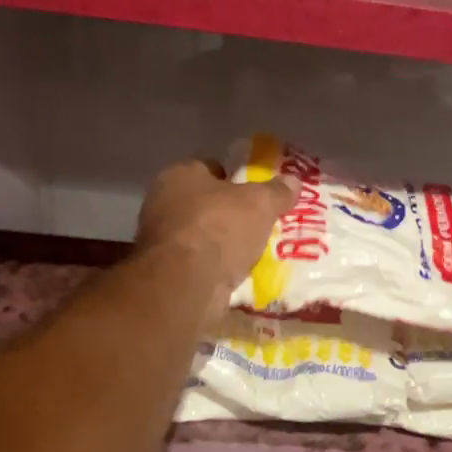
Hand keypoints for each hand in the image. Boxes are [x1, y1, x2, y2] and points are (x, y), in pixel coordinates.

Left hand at [136, 159, 294, 294]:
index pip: (210, 167)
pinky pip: (196, 263)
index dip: (235, 178)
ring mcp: (158, 240)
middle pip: (204, 203)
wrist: (187, 284)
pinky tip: (234, 275)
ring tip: (250, 252)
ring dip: (221, 243)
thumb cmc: (220, 228)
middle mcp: (161, 202)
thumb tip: (293, 181)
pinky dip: (213, 268)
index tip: (256, 193)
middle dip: (229, 213)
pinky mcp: (164, 271)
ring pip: (200, 235)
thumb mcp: (260, 204)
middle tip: (257, 224)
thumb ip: (276, 192)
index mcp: (179, 175)